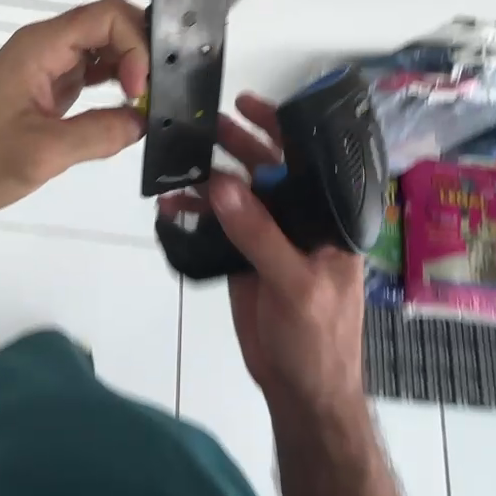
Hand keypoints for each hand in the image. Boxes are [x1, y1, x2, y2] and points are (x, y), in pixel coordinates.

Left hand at [0, 0, 149, 236]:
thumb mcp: (42, 153)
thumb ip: (98, 134)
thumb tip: (142, 123)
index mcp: (40, 47)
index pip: (105, 16)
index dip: (134, 44)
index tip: (140, 90)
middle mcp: (46, 46)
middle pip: (109, 24)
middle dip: (140, 51)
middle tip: (157, 93)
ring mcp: (48, 63)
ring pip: (104, 46)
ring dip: (132, 66)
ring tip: (152, 100)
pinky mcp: (50, 84)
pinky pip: (92, 70)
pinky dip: (117, 82)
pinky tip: (133, 105)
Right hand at [210, 93, 365, 415]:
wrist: (300, 391)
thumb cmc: (318, 338)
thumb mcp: (296, 284)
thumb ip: (259, 235)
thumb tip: (221, 184)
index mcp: (324, 221)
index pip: (304, 163)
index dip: (279, 129)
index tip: (246, 103)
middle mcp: (297, 221)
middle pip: (265, 171)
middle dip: (236, 144)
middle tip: (203, 124)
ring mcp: (268, 238)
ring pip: (236, 195)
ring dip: (208, 177)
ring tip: (178, 160)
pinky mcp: (242, 258)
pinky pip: (216, 225)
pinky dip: (194, 212)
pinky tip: (170, 204)